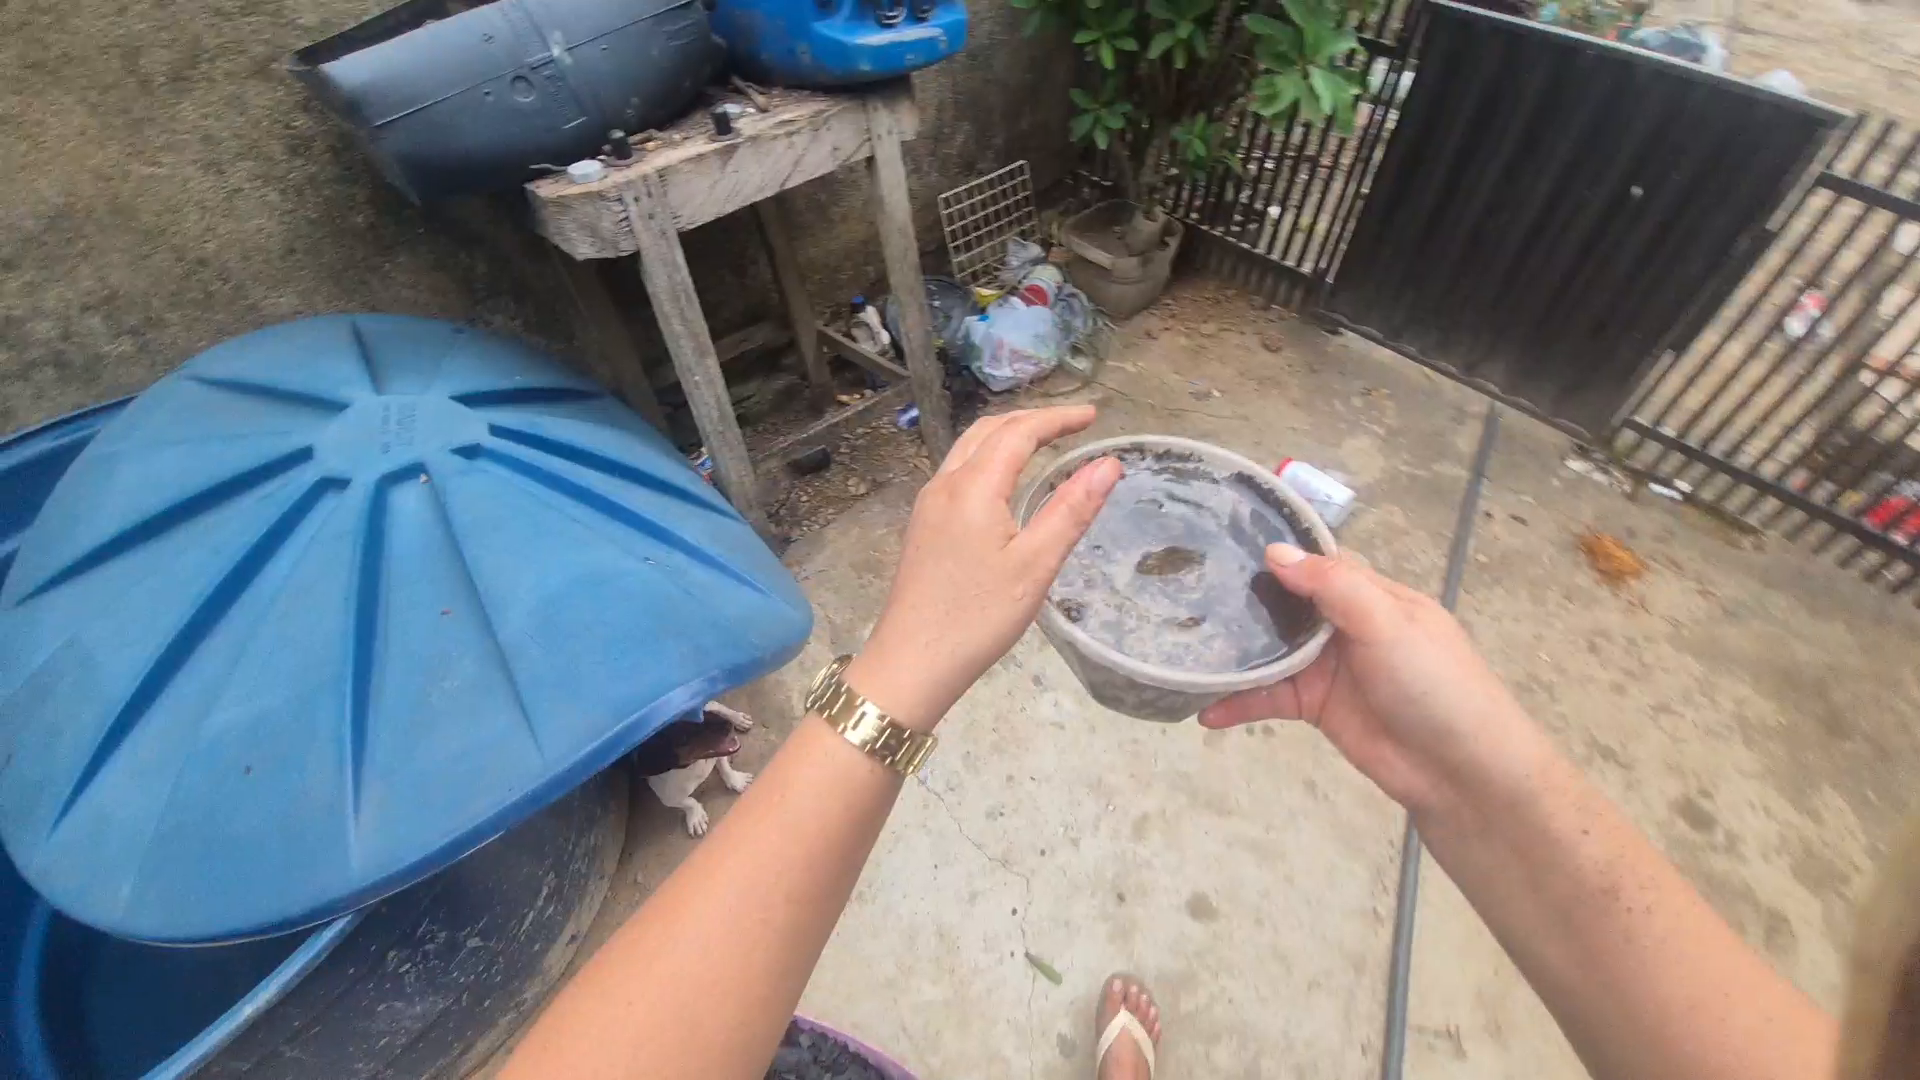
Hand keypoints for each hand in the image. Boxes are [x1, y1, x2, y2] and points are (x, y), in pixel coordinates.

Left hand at [842, 407, 1121, 730]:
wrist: (911, 661)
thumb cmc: (978, 617)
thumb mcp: (1035, 565)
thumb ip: (1071, 510)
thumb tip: (1108, 463)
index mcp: (972, 487)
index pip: (1018, 432)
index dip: (1057, 419)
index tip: (1093, 416)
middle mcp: (944, 484)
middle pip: (988, 431)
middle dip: (1031, 420)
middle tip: (1072, 425)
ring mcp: (928, 504)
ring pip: (968, 449)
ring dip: (1006, 436)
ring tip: (1043, 442)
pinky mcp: (923, 525)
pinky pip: (957, 472)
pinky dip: (988, 459)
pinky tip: (1004, 481)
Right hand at [1199, 544, 1544, 815]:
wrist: (1462, 773)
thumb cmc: (1435, 684)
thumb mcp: (1388, 624)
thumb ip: (1333, 586)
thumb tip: (1274, 551)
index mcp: (1370, 596)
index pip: (1316, 564)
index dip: (1278, 554)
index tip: (1224, 541)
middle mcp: (1343, 626)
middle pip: (1284, 604)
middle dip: (1243, 598)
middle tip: (1187, 589)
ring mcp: (1325, 667)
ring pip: (1269, 650)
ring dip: (1234, 652)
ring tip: (1185, 646)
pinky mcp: (1312, 706)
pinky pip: (1267, 698)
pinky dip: (1238, 704)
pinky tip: (1206, 710)